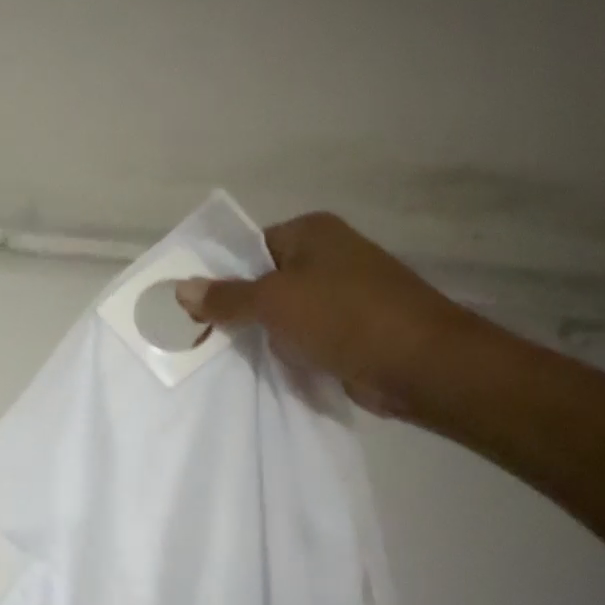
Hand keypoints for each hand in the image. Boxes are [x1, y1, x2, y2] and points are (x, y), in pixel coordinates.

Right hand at [176, 212, 479, 416]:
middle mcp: (328, 257)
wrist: (423, 365)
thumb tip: (181, 288)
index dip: (218, 276)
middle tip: (201, 337)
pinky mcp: (351, 332)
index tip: (191, 309)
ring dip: (260, 336)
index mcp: (312, 233)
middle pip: (263, 281)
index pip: (248, 247)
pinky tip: (262, 370)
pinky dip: (285, 353)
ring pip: (282, 314)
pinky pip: (304, 339)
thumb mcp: (273, 301)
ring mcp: (343, 296)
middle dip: (235, 310)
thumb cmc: (345, 317)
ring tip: (225, 358)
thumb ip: (225, 297)